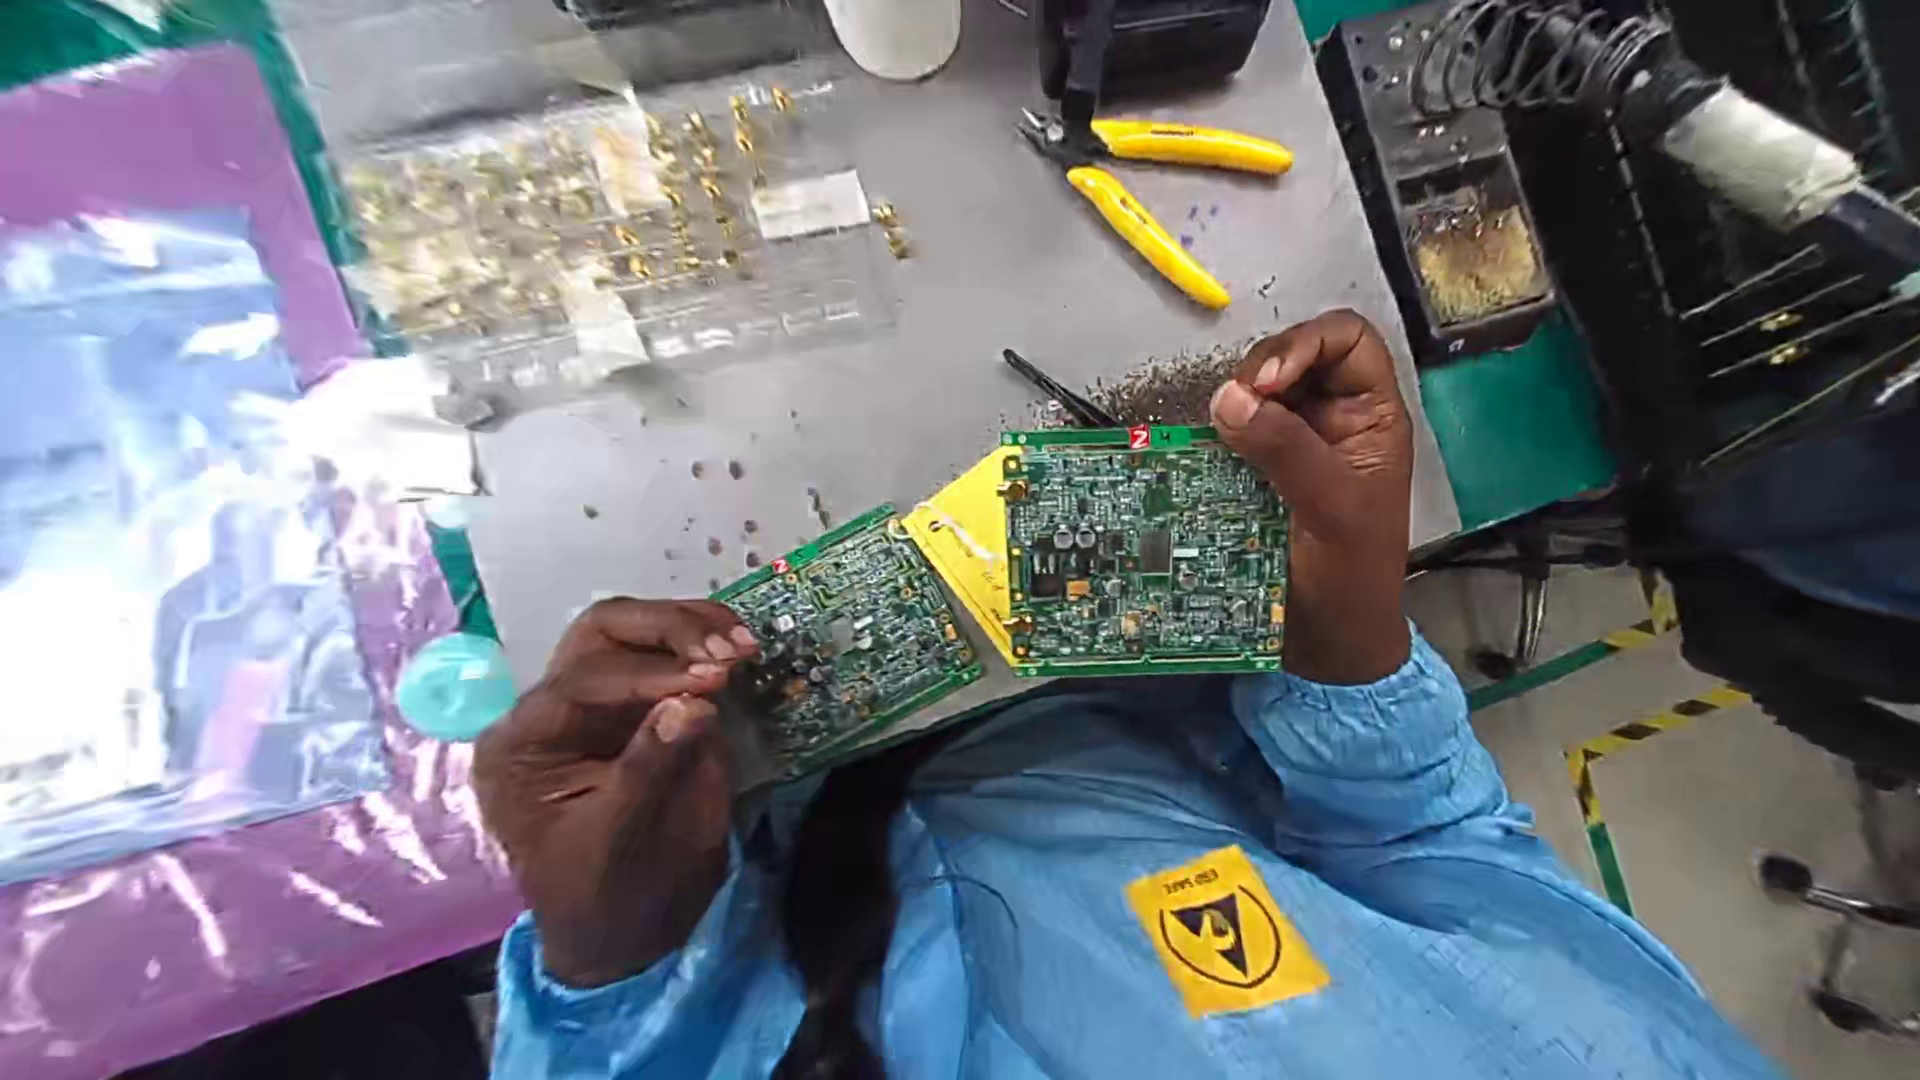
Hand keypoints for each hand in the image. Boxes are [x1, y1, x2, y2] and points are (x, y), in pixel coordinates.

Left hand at [474, 598, 757, 986]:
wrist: (633, 923)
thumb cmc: (606, 893)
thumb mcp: (618, 840)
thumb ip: (649, 768)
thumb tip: (694, 704)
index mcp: (526, 743)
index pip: (582, 681)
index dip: (647, 675)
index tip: (712, 681)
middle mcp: (560, 706)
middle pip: (607, 629)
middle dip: (670, 629)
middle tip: (727, 652)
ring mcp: (608, 696)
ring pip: (640, 625)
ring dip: (695, 625)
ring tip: (744, 647)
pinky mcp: (652, 698)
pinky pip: (675, 649)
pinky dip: (711, 639)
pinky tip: (743, 649)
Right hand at [1209, 310, 1412, 683]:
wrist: (1324, 639)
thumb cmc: (1350, 576)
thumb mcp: (1332, 508)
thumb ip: (1287, 450)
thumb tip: (1227, 398)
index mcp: (1370, 417)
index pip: (1346, 342)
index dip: (1305, 345)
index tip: (1266, 382)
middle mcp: (1328, 422)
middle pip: (1291, 360)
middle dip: (1258, 373)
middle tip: (1229, 409)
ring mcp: (1287, 448)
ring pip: (1253, 397)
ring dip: (1230, 404)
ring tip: (1214, 431)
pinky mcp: (1251, 474)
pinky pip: (1228, 438)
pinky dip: (1211, 437)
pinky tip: (1200, 451)